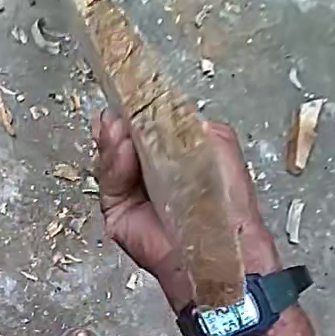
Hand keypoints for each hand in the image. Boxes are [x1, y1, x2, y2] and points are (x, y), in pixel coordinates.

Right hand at [92, 109, 280, 311]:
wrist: (218, 247)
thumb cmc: (225, 203)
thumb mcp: (215, 144)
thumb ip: (185, 123)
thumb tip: (155, 107)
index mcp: (173, 154)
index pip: (146, 123)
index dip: (137, 106)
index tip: (130, 88)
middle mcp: (149, 172)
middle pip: (123, 138)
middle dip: (121, 120)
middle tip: (120, 106)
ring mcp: (132, 192)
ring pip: (111, 158)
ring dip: (114, 138)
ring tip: (118, 125)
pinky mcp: (118, 212)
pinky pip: (109, 183)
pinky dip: (112, 163)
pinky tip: (121, 148)